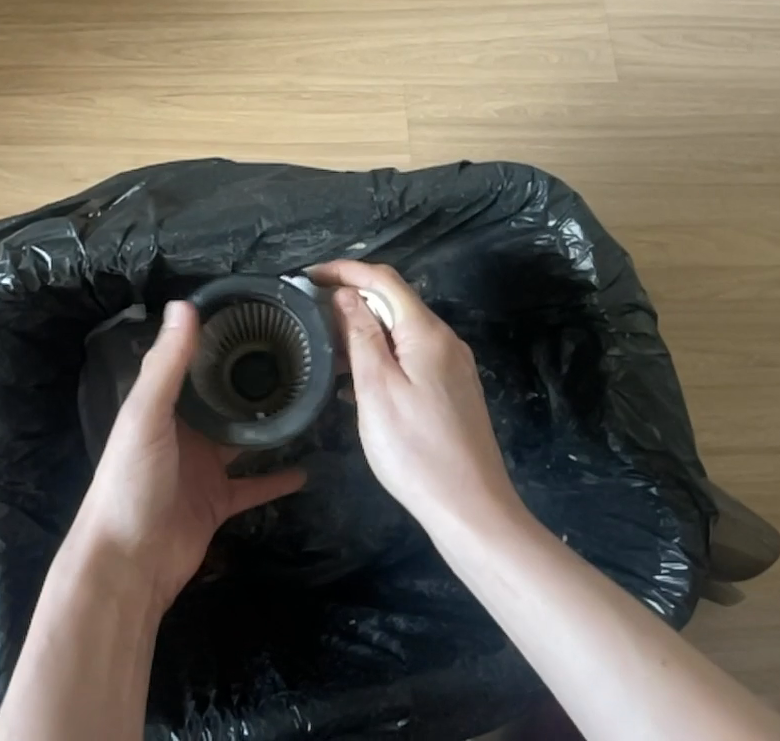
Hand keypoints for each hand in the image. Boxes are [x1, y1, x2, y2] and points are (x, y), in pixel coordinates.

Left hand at [66, 300, 307, 604]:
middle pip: (223, 401)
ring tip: (308, 406)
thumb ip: (167, 364)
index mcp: (161, 406)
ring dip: (269, 427)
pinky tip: (305, 470)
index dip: (219, 341)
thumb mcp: (146, 416)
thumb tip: (185, 304)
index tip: (257, 317)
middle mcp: (183, 432)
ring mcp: (202, 468)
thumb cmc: (131, 482)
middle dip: (252, 382)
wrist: (128, 563)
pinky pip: (253, 486)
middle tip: (297, 360)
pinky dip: (276, 480)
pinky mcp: (217, 502)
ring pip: (242, 441)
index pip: (193, 364)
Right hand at [309, 260, 523, 535]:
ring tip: (326, 347)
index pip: (384, 279)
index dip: (345, 270)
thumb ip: (361, 335)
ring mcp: (453, 366)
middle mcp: (446, 340)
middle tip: (311, 313)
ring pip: (403, 330)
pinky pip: (412, 355)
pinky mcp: (453, 390)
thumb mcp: (376, 389)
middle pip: (396, 302)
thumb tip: (346, 295)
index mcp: (427, 333)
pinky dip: (382, 354)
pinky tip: (357, 380)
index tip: (308, 276)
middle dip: (353, 298)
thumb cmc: (415, 449)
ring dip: (365, 329)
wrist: (471, 508)